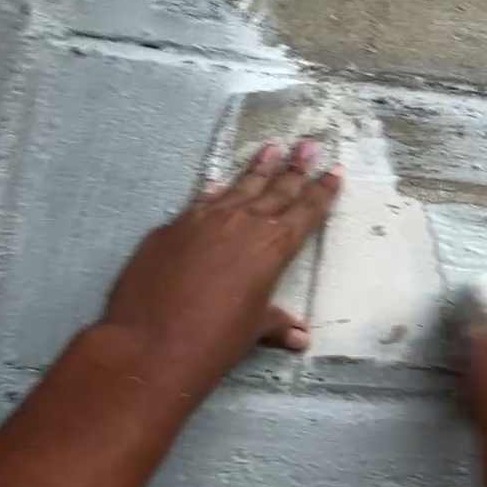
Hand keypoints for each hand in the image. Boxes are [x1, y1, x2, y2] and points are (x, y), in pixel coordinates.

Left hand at [98, 139, 341, 398]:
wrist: (150, 343)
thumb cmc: (215, 339)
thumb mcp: (254, 329)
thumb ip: (278, 324)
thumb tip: (300, 338)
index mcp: (275, 246)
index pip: (307, 210)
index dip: (323, 191)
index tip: (335, 171)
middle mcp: (244, 222)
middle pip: (278, 188)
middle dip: (297, 166)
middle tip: (310, 144)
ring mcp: (205, 219)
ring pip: (239, 186)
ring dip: (258, 167)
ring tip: (272, 147)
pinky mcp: (172, 227)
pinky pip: (201, 201)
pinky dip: (215, 192)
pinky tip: (219, 183)